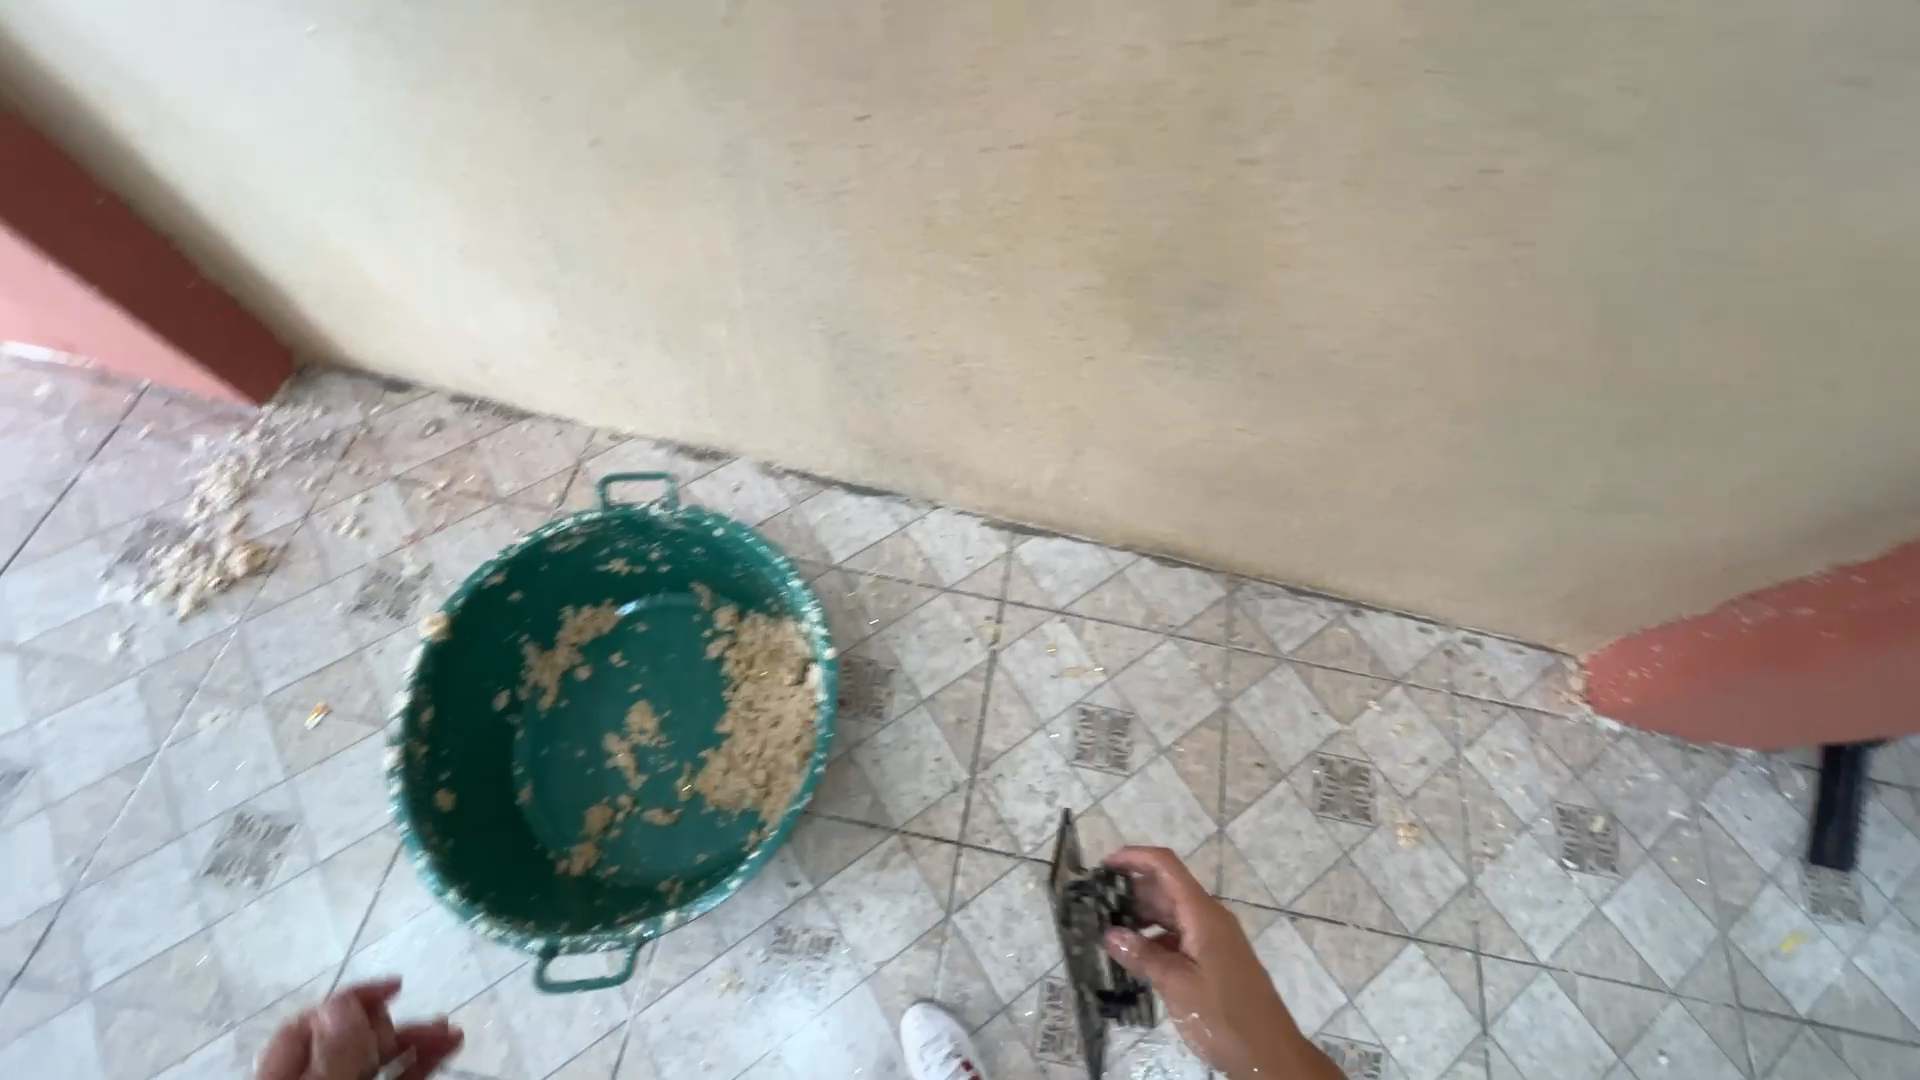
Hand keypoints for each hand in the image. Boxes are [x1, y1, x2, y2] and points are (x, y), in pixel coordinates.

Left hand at [254, 978, 463, 1079]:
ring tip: (451, 1032)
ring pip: (377, 1056)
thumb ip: (331, 1054)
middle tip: (424, 1025)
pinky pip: (397, 1074)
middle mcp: (312, 1076)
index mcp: (282, 1074)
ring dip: (417, 1036)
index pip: (307, 1023)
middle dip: (392, 1022)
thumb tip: (342, 1001)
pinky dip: (423, 1057)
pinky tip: (449, 1044)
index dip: (351, 999)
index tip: (398, 988)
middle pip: (347, 1037)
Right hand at [1101, 847, 1341, 1079]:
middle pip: (1165, 889)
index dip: (1134, 857)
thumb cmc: (1225, 1016)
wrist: (1271, 1057)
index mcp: (1203, 914)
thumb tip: (1110, 934)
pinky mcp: (1214, 960)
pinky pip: (1179, 937)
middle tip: (1096, 906)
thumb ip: (1143, 957)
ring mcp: (1213, 939)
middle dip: (1131, 892)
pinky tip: (1135, 959)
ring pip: (1171, 914)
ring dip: (1141, 918)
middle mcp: (1209, 918)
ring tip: (1109, 931)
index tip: (1104, 866)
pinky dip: (1155, 940)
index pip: (1166, 866)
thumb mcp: (1177, 986)